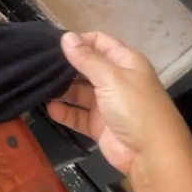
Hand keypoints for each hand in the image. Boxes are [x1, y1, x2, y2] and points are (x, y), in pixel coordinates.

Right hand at [47, 31, 191, 177]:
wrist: (152, 155)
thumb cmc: (135, 109)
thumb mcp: (111, 78)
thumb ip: (86, 58)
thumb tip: (66, 36)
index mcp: (126, 63)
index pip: (99, 42)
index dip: (79, 41)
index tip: (53, 45)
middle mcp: (116, 80)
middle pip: (86, 67)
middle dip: (65, 66)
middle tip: (39, 65)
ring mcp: (107, 104)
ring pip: (79, 91)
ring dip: (62, 89)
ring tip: (40, 86)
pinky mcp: (99, 125)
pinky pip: (78, 114)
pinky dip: (65, 111)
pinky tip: (51, 108)